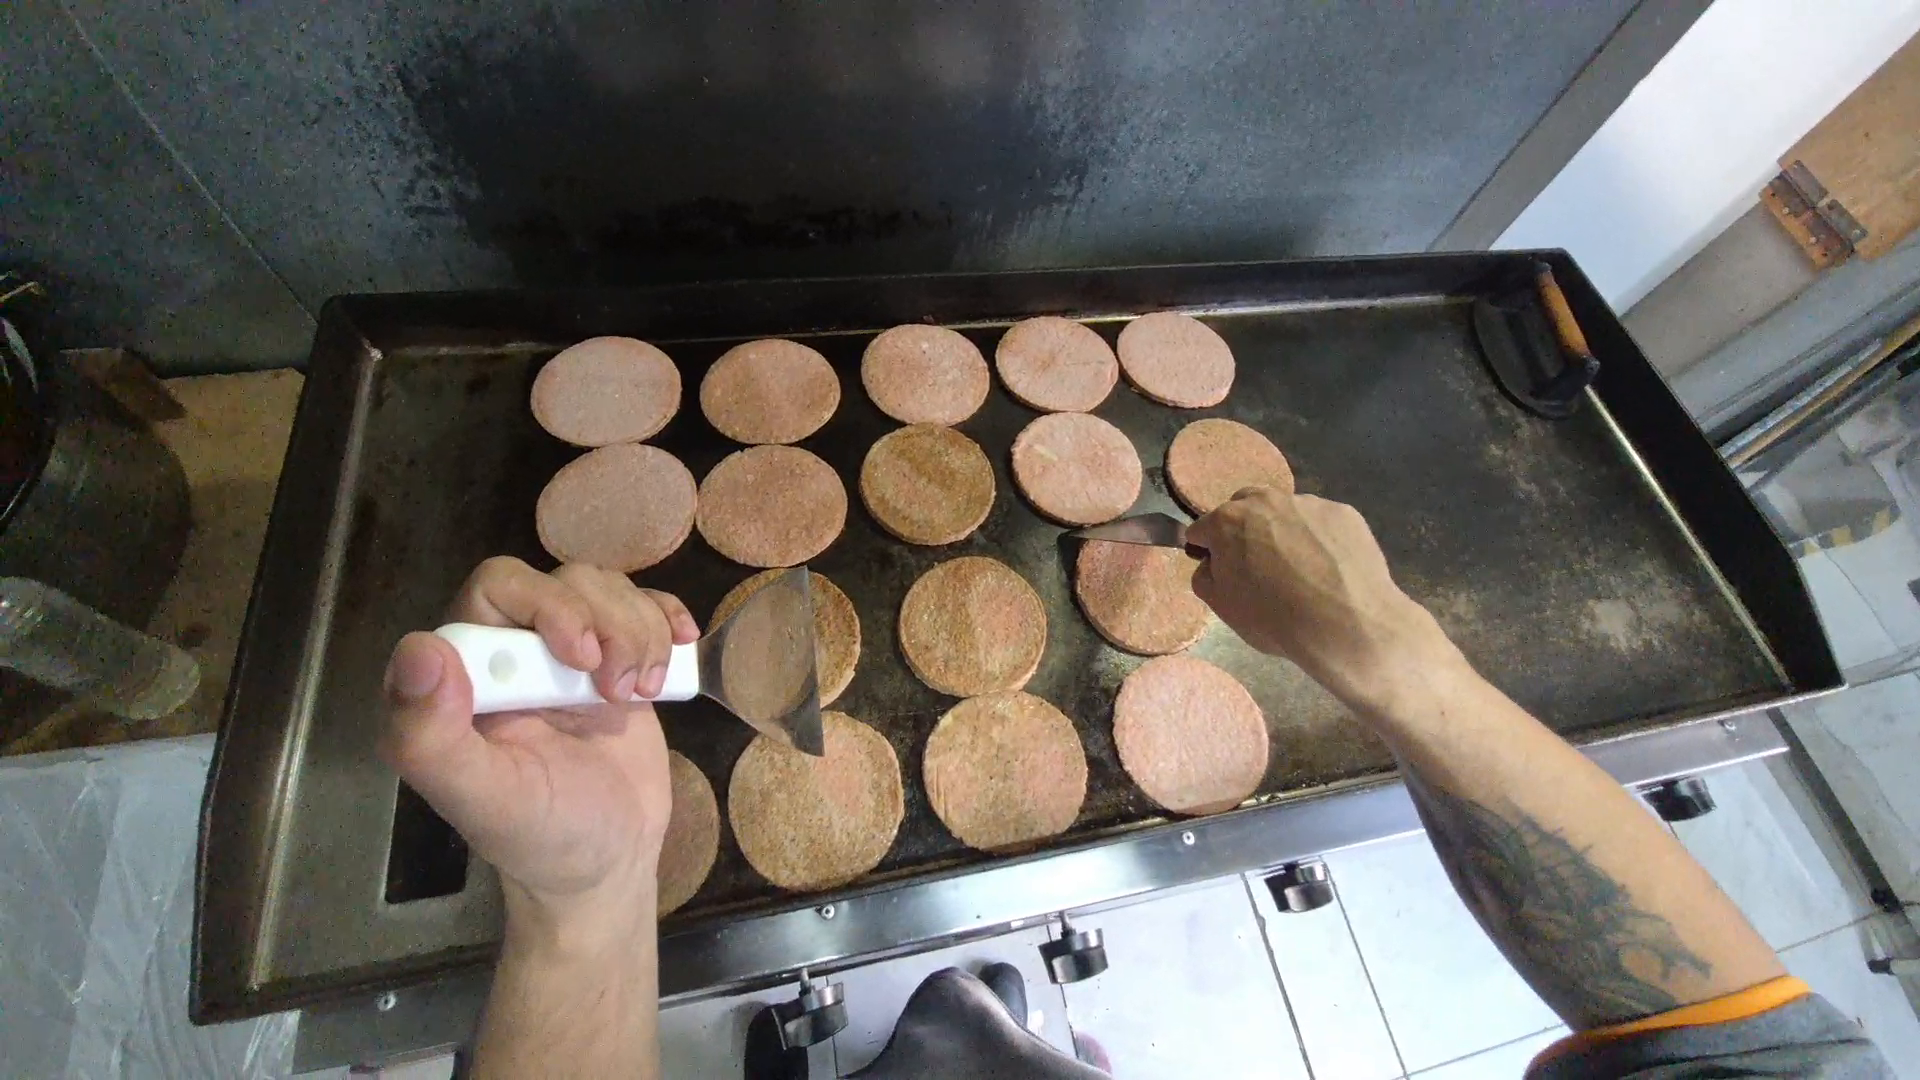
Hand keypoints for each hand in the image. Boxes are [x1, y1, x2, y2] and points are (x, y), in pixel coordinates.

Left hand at [380, 557, 699, 941]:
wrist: (610, 859)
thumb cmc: (540, 836)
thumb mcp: (484, 799)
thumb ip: (432, 735)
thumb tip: (418, 649)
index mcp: (469, 673)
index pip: (500, 587)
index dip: (547, 605)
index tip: (582, 658)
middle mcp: (520, 649)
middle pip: (570, 581)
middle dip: (611, 624)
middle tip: (622, 690)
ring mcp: (576, 653)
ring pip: (614, 590)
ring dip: (643, 633)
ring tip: (646, 691)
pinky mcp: (623, 659)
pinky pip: (649, 606)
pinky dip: (670, 617)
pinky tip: (683, 646)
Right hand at [1187, 488, 1455, 712]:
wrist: (1347, 624)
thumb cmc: (1274, 618)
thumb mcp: (1221, 607)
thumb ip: (1204, 575)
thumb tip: (1213, 563)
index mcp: (1226, 521)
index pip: (1201, 529)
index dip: (1207, 551)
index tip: (1221, 571)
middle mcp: (1264, 500)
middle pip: (1242, 508)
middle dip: (1243, 530)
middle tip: (1258, 565)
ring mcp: (1307, 502)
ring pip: (1283, 511)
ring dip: (1281, 530)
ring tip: (1300, 567)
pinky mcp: (1343, 511)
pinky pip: (1319, 521)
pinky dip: (1317, 537)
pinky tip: (1328, 566)